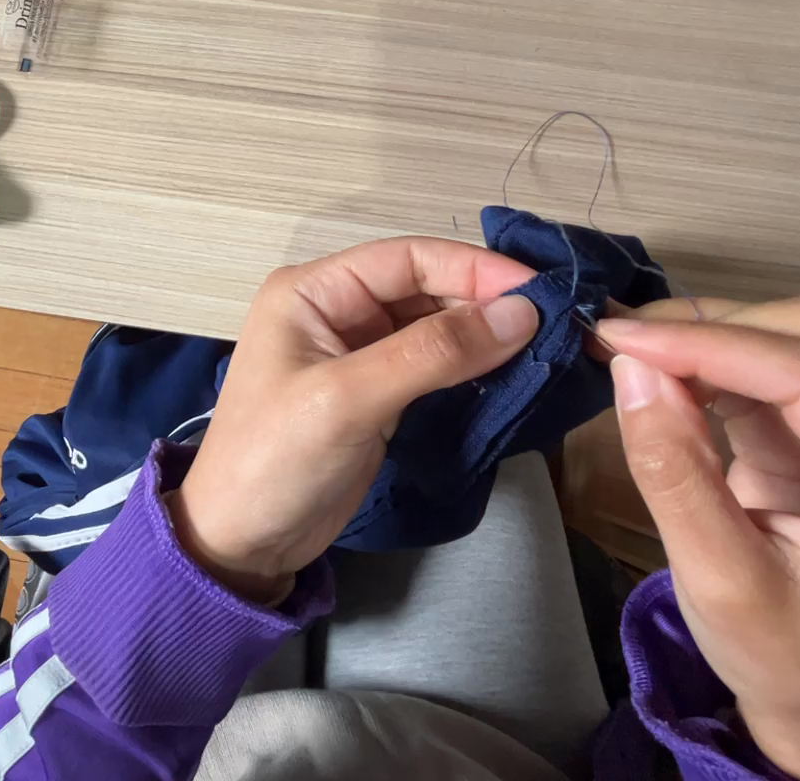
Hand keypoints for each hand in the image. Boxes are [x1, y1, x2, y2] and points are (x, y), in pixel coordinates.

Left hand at [169, 237, 540, 602]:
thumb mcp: (347, 400)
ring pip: (432, 324)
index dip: (472, 267)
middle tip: (555, 321)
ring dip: (482, 332)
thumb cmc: (276, 460)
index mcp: (312, 291)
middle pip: (422, 287)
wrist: (243, 541)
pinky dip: (469, 364)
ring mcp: (356, 351)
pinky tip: (508, 370)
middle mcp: (335, 309)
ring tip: (546, 343)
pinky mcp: (374, 391)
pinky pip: (431, 363)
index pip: (404, 258)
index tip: (539, 289)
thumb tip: (520, 312)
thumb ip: (431, 353)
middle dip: (483, 299)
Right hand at [596, 289, 799, 778]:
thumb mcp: (714, 580)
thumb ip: (673, 472)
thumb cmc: (781, 660)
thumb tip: (631, 368)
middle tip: (630, 347)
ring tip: (644, 357)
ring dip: (726, 330)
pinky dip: (730, 351)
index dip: (714, 344)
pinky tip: (677, 372)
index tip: (618, 340)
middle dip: (725, 326)